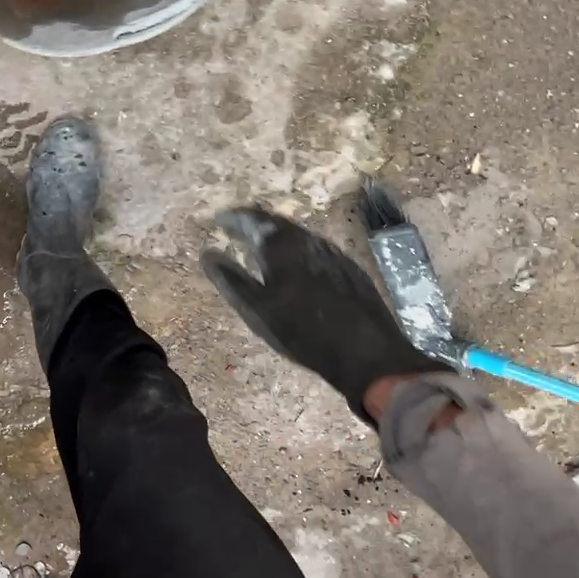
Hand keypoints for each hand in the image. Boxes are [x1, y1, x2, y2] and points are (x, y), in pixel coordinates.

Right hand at [200, 208, 450, 423]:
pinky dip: (297, 249)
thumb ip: (229, 278)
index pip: (252, 220)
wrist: (371, 359)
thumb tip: (206, 254)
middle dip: (256, 222)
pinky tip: (296, 263)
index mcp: (282, 247)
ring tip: (262, 242)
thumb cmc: (304, 333)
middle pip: (278, 223)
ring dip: (278, 234)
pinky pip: (316, 249)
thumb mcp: (256, 309)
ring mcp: (334, 256)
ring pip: (299, 235)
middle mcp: (309, 243)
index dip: (233, 218)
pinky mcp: (352, 272)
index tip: (219, 219)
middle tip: (238, 226)